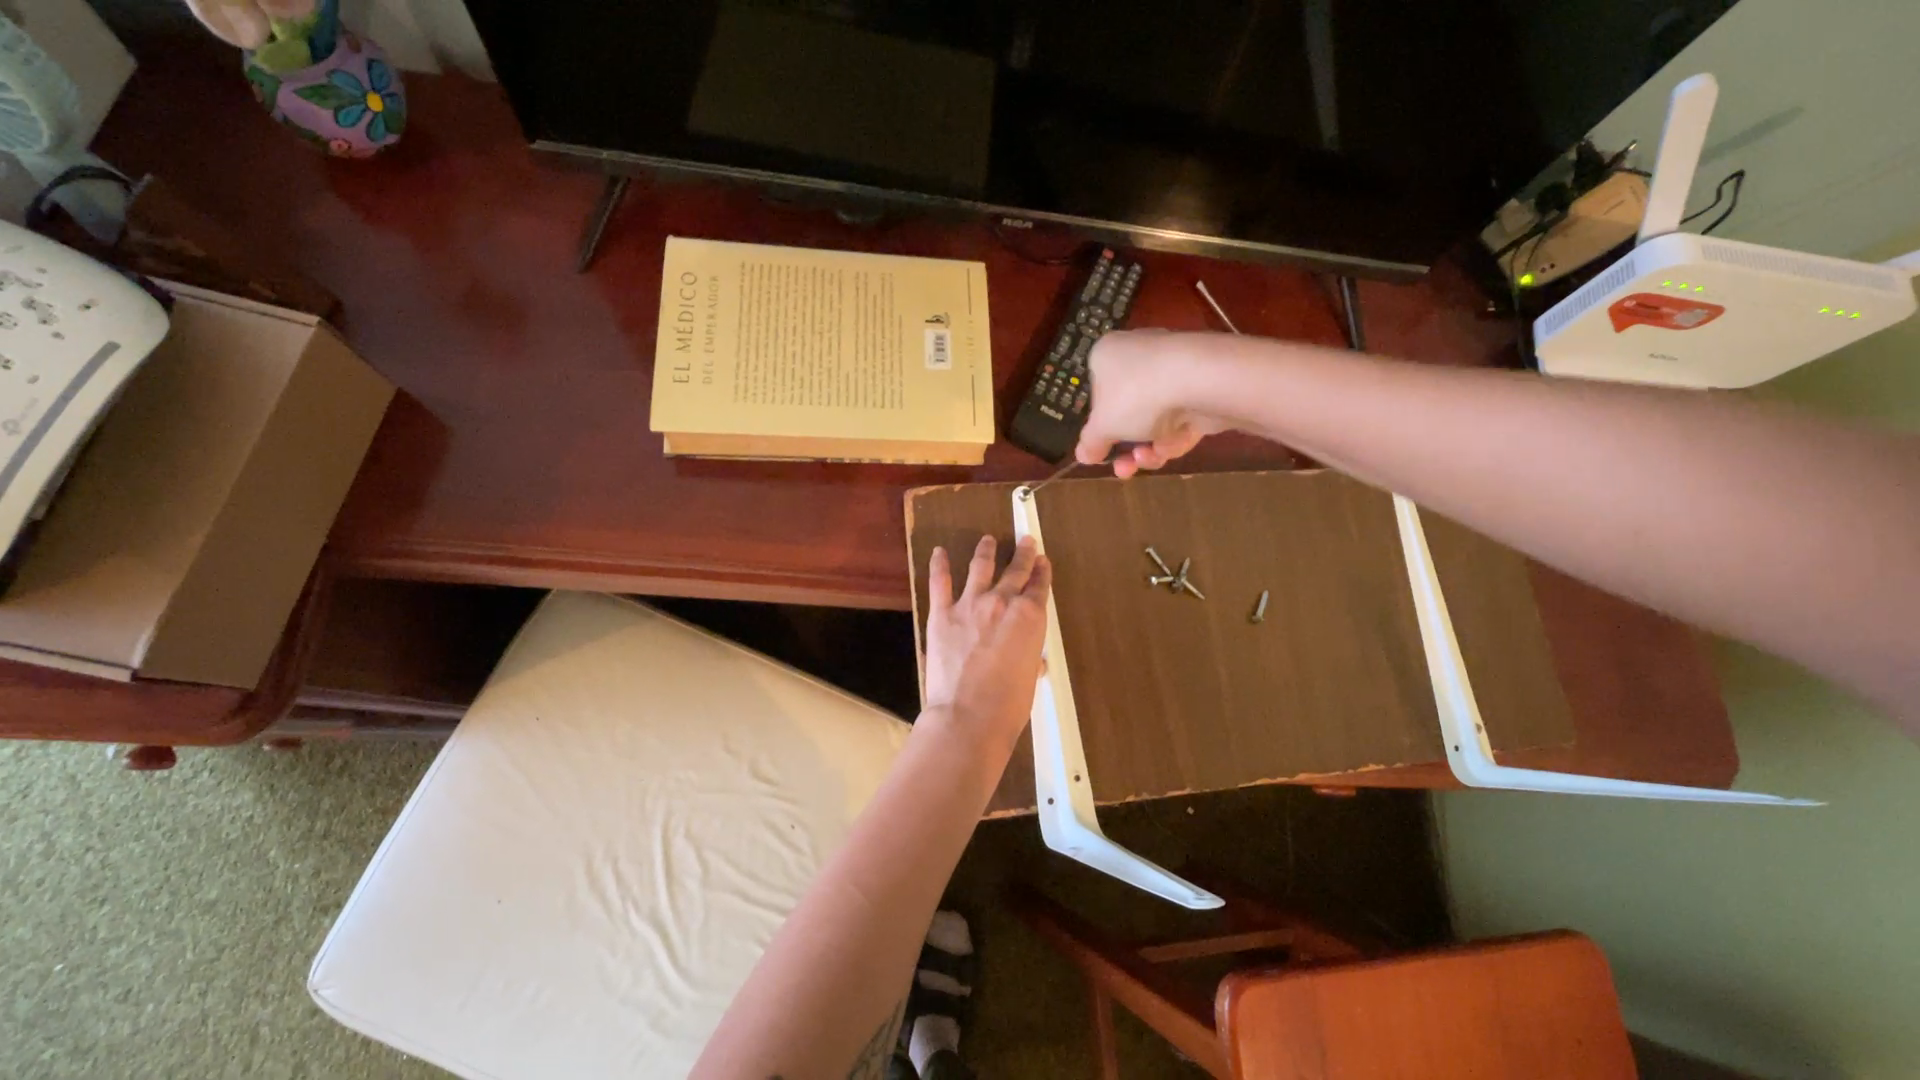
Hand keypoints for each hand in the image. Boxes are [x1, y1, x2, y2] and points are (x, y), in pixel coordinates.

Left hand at [923, 535, 1051, 745]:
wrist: (967, 715)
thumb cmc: (1008, 705)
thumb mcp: (1030, 678)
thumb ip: (1030, 659)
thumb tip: (1033, 661)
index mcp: (1030, 618)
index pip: (1039, 587)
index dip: (1042, 572)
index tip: (1043, 561)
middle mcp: (1002, 602)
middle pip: (1015, 571)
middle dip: (1023, 555)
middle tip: (1026, 541)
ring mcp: (970, 604)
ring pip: (980, 568)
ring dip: (986, 552)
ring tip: (987, 540)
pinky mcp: (942, 614)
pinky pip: (940, 582)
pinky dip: (939, 565)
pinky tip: (938, 553)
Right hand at [1075, 330, 1232, 476]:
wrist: (1201, 379)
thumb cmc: (1136, 396)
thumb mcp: (1103, 426)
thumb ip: (1091, 443)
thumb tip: (1082, 456)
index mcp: (1108, 356)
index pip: (1097, 393)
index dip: (1100, 426)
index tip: (1101, 451)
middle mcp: (1139, 355)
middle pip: (1129, 411)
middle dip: (1127, 446)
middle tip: (1125, 469)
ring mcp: (1173, 369)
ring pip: (1156, 419)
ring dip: (1149, 447)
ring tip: (1150, 458)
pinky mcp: (1202, 386)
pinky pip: (1181, 418)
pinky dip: (1175, 437)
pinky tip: (1172, 448)